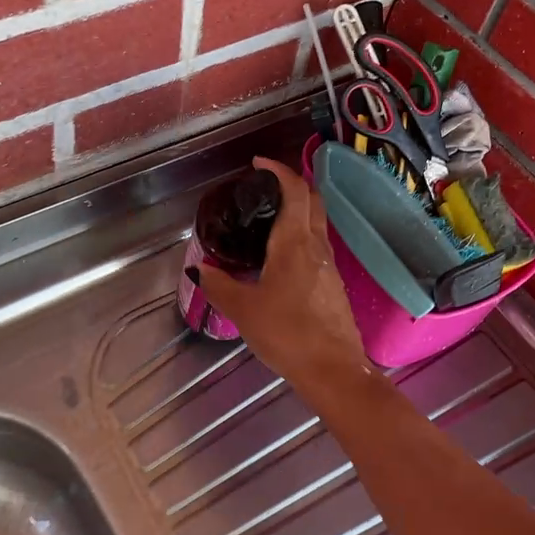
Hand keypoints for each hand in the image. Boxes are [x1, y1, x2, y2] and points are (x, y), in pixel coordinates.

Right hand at [196, 157, 373, 399]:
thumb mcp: (243, 310)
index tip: (259, 163)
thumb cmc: (287, 333)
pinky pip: (317, 246)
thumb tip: (200, 268)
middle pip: (312, 201)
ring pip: (316, 224)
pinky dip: (300, 236)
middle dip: (291, 184)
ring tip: (266, 220)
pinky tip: (280, 257)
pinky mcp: (333, 285)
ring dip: (297, 211)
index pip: (294, 191)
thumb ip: (219, 285)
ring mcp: (329, 266)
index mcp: (294, 243)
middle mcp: (316, 246)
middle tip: (263, 187)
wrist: (334, 370)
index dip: (278, 170)